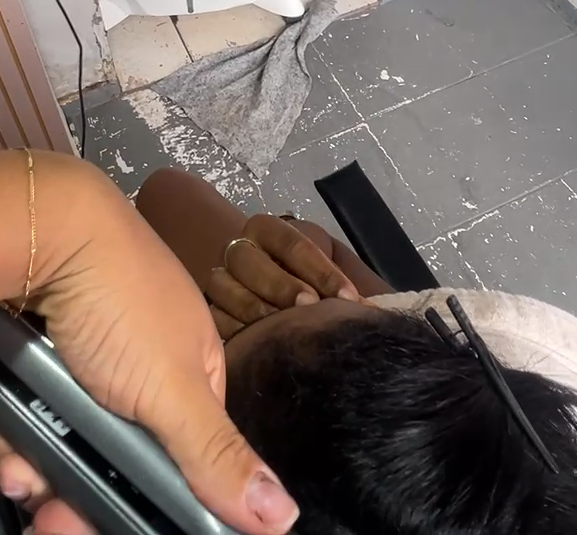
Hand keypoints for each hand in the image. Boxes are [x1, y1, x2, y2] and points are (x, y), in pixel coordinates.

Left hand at [0, 157, 298, 534]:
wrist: (45, 228)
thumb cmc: (121, 302)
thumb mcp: (170, 387)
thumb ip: (216, 453)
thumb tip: (286, 516)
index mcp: (193, 369)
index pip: (185, 456)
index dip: (150, 500)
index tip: (107, 526)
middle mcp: (147, 363)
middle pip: (121, 453)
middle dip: (84, 491)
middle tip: (47, 519)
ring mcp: (96, 352)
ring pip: (73, 437)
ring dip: (46, 468)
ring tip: (22, 479)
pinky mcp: (50, 347)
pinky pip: (40, 409)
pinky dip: (23, 432)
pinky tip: (9, 445)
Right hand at [204, 214, 360, 338]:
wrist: (267, 300)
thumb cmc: (305, 283)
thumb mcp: (322, 274)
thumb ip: (339, 288)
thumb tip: (369, 313)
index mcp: (267, 231)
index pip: (292, 242)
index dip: (320, 269)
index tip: (347, 297)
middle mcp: (238, 249)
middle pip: (250, 260)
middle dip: (281, 284)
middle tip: (308, 307)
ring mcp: (219, 279)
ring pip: (225, 286)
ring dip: (255, 309)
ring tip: (281, 330)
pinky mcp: (208, 310)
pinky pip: (213, 318)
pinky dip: (233, 330)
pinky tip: (255, 345)